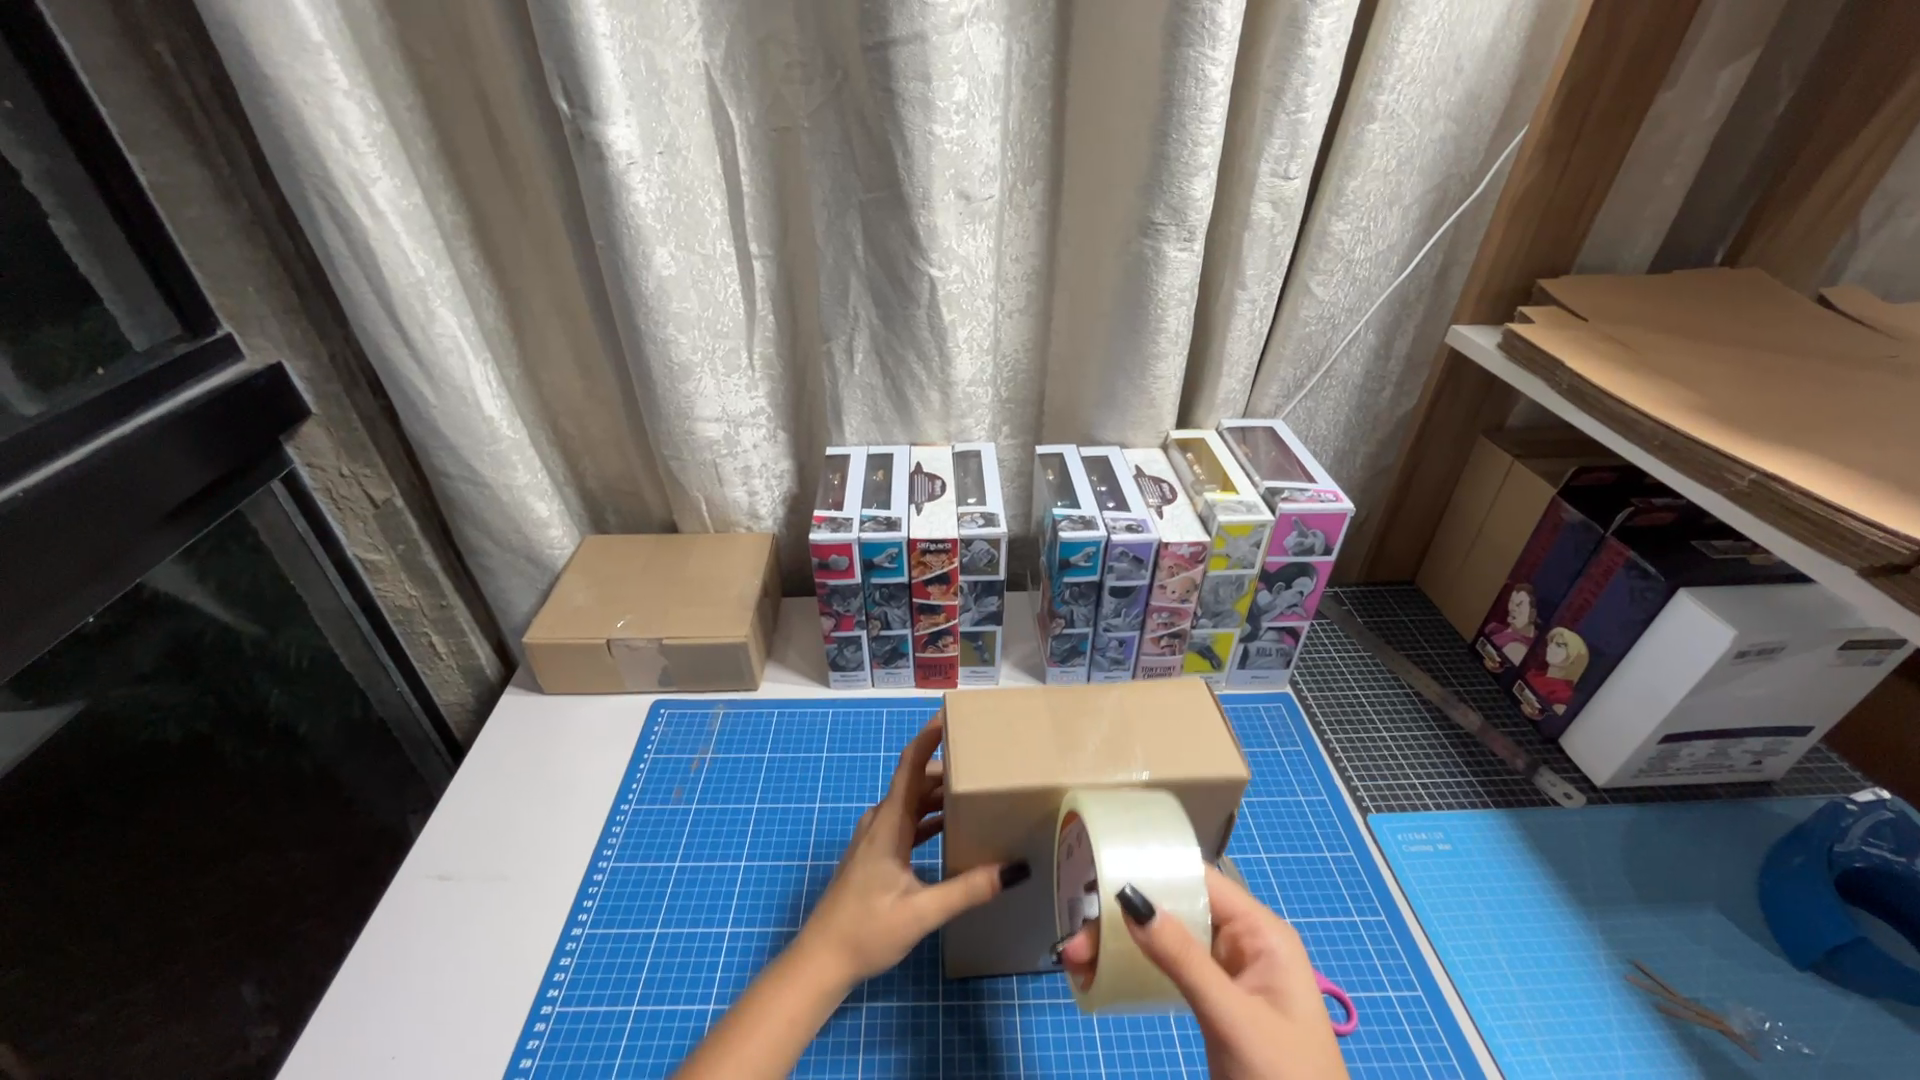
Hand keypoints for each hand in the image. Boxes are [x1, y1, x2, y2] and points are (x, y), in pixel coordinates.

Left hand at [795, 713, 1029, 985]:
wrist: (821, 960)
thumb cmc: (866, 931)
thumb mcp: (922, 912)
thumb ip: (967, 889)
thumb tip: (1015, 869)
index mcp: (889, 824)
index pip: (909, 765)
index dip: (929, 737)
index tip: (952, 715)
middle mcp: (881, 822)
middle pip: (915, 781)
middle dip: (947, 768)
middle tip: (984, 762)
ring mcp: (875, 838)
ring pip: (911, 802)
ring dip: (940, 795)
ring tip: (977, 791)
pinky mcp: (876, 855)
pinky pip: (907, 822)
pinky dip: (930, 818)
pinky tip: (954, 828)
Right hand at [1058, 866, 1347, 1079]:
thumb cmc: (1285, 1075)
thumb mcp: (1232, 1017)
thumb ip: (1184, 959)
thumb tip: (1131, 898)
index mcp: (1260, 932)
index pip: (1199, 880)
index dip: (1153, 872)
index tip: (1099, 875)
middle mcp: (1243, 941)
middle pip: (1175, 910)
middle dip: (1123, 919)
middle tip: (1076, 943)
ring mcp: (1227, 971)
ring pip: (1166, 939)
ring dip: (1121, 946)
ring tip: (1077, 962)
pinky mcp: (1214, 999)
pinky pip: (1168, 969)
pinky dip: (1135, 969)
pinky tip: (1101, 976)